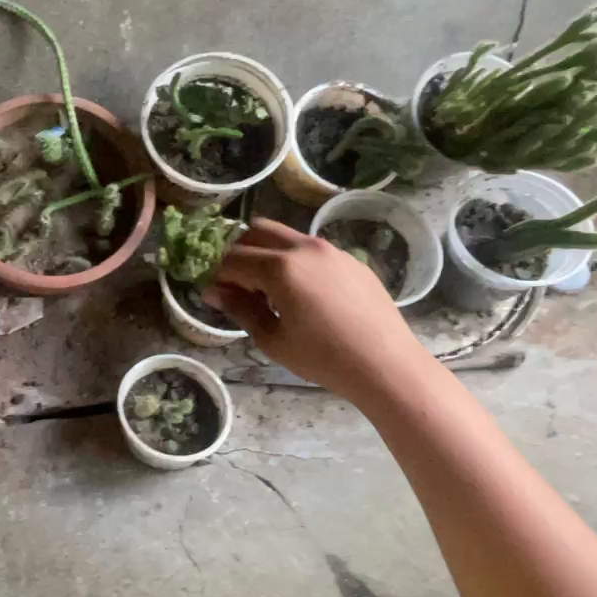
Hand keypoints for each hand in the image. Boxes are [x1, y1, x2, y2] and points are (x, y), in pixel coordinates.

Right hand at [206, 218, 436, 402]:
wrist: (386, 364)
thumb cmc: (324, 358)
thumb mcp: (273, 339)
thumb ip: (240, 309)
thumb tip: (212, 292)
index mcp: (280, 268)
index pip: (232, 259)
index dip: (215, 274)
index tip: (210, 291)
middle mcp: (304, 248)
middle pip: (256, 232)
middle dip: (238, 252)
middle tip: (235, 283)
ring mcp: (331, 250)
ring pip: (285, 236)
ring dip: (266, 253)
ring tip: (268, 290)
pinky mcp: (350, 260)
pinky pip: (310, 250)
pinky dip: (293, 261)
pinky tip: (301, 295)